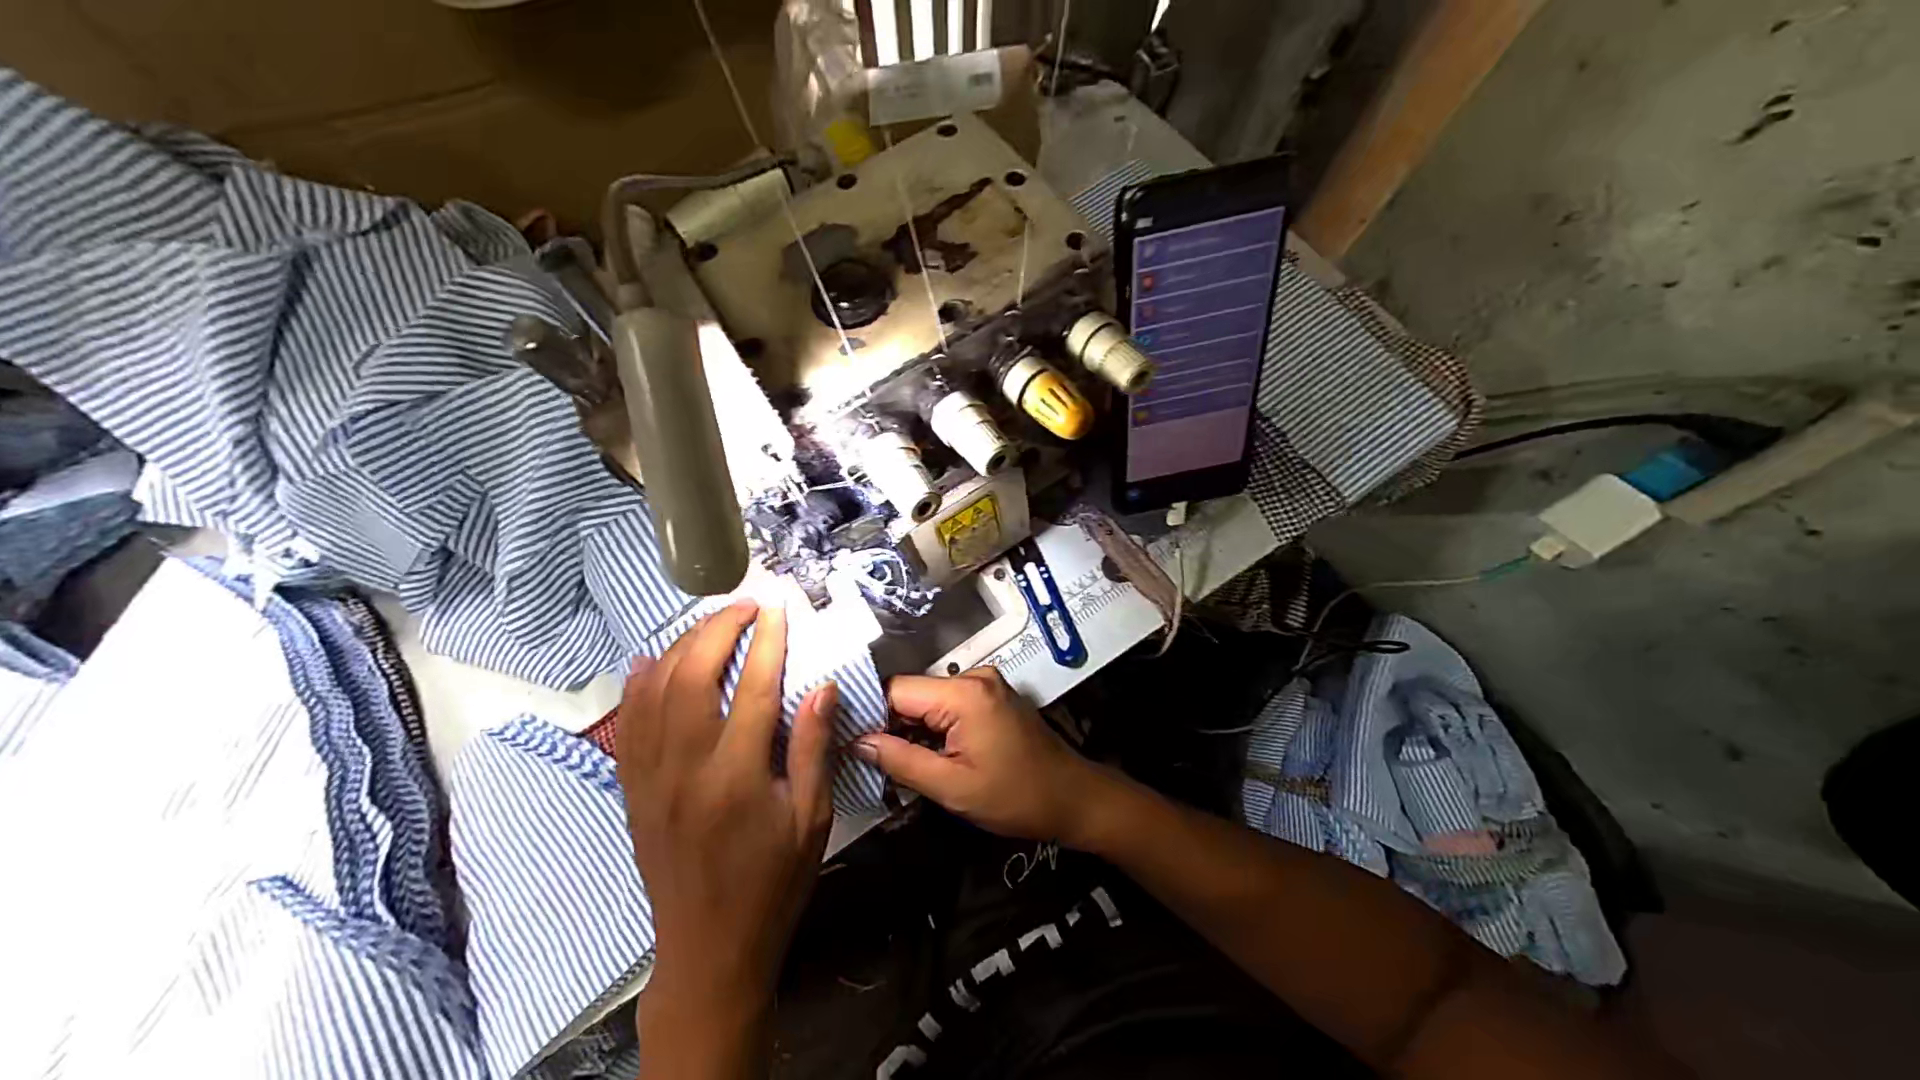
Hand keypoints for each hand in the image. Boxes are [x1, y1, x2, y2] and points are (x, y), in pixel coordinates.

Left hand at [616, 599, 839, 1010]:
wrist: (709, 947)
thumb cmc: (772, 883)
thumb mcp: (810, 819)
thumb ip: (812, 749)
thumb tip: (819, 686)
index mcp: (736, 775)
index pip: (750, 687)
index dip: (765, 641)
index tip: (777, 609)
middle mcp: (685, 766)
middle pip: (692, 675)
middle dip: (717, 629)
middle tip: (744, 606)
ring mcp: (650, 776)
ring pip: (655, 691)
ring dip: (681, 646)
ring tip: (710, 623)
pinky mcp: (633, 788)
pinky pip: (628, 722)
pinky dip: (639, 683)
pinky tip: (652, 659)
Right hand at [853, 667, 1118, 845]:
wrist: (1073, 799)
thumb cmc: (1016, 797)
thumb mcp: (952, 787)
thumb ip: (900, 761)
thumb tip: (856, 742)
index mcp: (964, 693)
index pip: (895, 690)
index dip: (869, 716)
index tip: (849, 743)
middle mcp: (973, 676)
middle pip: (911, 693)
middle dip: (889, 725)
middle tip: (869, 761)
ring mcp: (984, 684)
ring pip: (926, 700)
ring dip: (910, 729)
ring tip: (896, 762)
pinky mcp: (990, 697)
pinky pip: (946, 705)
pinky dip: (932, 728)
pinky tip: (927, 755)